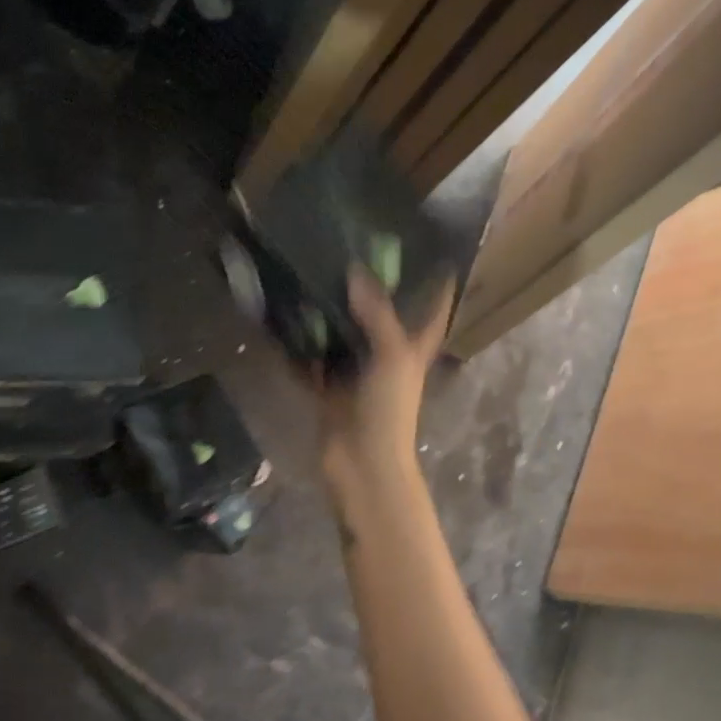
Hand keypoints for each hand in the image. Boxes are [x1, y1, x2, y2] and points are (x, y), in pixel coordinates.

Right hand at [311, 267, 454, 496]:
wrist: (362, 464)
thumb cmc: (389, 410)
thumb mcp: (392, 356)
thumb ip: (376, 314)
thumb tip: (355, 271)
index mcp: (412, 352)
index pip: (432, 314)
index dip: (438, 290)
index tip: (438, 259)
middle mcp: (385, 360)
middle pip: (379, 321)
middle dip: (366, 294)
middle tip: (348, 256)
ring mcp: (354, 379)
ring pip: (341, 340)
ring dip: (327, 318)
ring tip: (309, 279)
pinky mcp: (327, 394)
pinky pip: (311, 365)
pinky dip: (298, 350)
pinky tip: (282, 324)